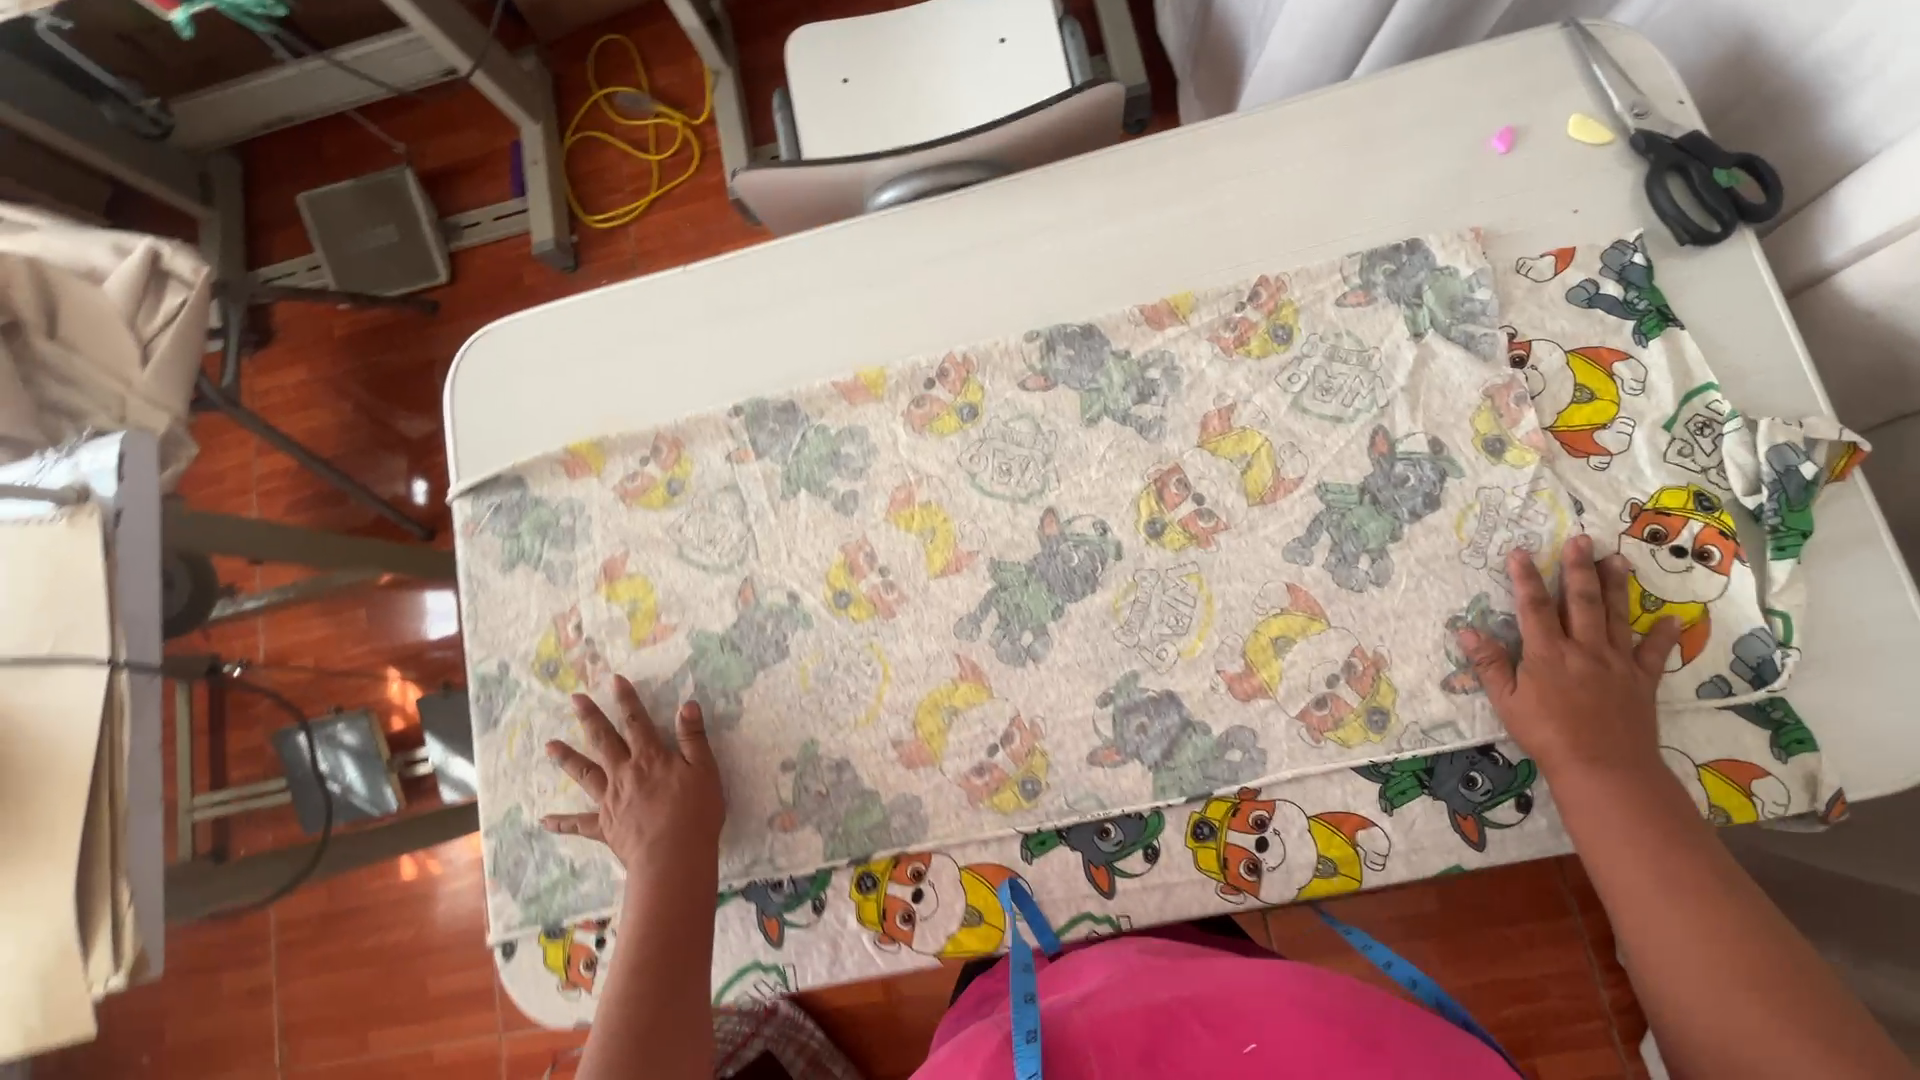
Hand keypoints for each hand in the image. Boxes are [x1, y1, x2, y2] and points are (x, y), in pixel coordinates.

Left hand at [542, 676, 724, 879]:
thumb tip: (687, 705)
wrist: (672, 856)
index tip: (614, 679)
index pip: (637, 721)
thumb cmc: (695, 812)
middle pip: (604, 740)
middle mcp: (625, 773)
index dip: (626, 699)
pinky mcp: (604, 826)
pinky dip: (562, 821)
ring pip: (585, 773)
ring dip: (567, 758)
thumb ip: (693, 738)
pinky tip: (544, 820)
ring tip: (549, 745)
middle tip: (574, 699)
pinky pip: (579, 824)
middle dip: (590, 717)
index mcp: (651, 758)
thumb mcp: (704, 770)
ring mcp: (610, 800)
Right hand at [1457, 536, 1683, 781]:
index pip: (1532, 606)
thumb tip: (1466, 630)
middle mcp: (1583, 649)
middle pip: (1580, 600)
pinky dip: (1662, 634)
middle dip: (1577, 568)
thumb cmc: (1547, 735)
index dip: (1525, 578)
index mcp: (1547, 653)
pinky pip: (1654, 652)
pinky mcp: (1642, 680)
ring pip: (1616, 616)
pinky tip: (1669, 618)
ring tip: (1616, 559)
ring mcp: (1617, 662)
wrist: (1605, 768)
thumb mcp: (1506, 701)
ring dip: (1615, 585)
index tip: (1520, 552)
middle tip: (1580, 540)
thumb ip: (1489, 664)